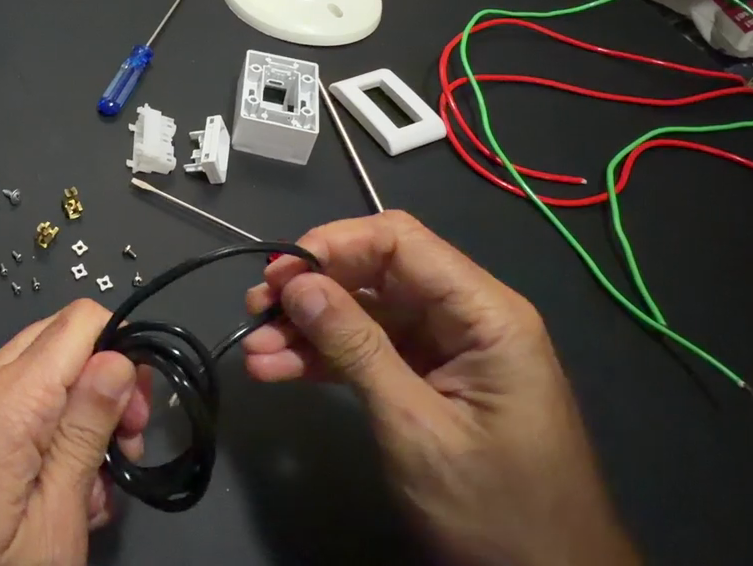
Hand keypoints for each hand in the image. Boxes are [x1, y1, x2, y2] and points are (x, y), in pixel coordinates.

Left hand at [0, 299, 152, 565]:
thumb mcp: (51, 524)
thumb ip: (84, 433)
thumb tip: (119, 359)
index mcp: (5, 399)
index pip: (82, 320)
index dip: (122, 355)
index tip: (135, 418)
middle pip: (64, 336)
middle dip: (105, 382)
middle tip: (123, 451)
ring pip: (43, 365)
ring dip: (78, 408)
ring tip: (89, 483)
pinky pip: (16, 393)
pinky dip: (46, 420)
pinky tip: (53, 481)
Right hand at [243, 211, 638, 565]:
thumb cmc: (496, 511)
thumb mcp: (417, 429)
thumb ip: (357, 349)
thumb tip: (297, 283)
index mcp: (484, 313)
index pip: (399, 241)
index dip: (333, 244)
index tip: (279, 273)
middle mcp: (465, 316)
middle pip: (374, 271)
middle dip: (311, 288)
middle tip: (256, 309)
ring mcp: (445, 348)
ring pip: (362, 311)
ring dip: (307, 328)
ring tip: (256, 351)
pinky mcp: (427, 378)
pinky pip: (367, 349)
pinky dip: (323, 357)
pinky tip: (277, 370)